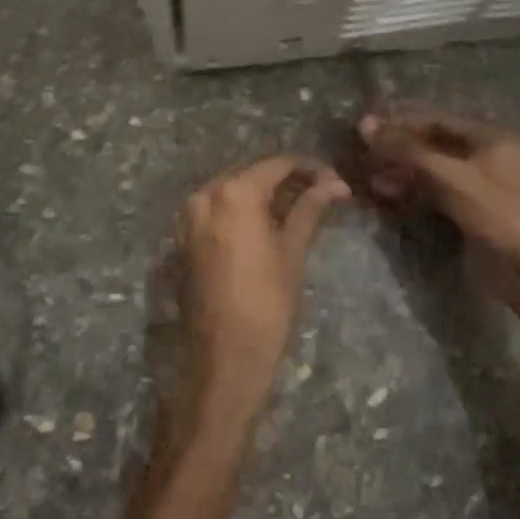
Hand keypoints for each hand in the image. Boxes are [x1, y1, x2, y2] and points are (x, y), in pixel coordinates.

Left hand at [180, 156, 349, 398]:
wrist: (226, 353)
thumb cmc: (267, 300)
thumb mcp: (292, 250)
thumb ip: (310, 208)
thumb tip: (336, 184)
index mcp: (234, 193)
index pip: (278, 165)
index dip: (309, 169)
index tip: (334, 181)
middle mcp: (205, 195)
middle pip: (252, 175)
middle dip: (286, 181)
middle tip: (321, 193)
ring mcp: (189, 218)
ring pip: (232, 192)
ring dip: (263, 196)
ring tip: (298, 209)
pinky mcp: (184, 239)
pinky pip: (217, 212)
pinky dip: (241, 213)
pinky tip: (266, 226)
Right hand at [360, 113, 519, 310]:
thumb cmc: (499, 212)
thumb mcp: (451, 175)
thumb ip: (408, 150)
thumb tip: (365, 124)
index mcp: (493, 137)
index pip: (437, 120)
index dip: (401, 124)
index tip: (365, 130)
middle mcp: (489, 157)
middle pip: (435, 146)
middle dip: (399, 151)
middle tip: (363, 158)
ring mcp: (482, 188)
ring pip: (435, 172)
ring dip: (404, 174)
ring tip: (371, 181)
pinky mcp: (475, 215)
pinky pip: (439, 195)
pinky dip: (415, 193)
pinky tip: (390, 198)